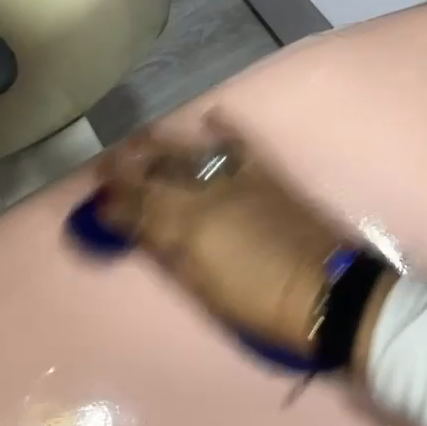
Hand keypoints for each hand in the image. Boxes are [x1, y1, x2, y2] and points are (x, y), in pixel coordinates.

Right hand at [94, 117, 381, 367]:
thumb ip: (169, 255)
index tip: (97, 202)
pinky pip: (237, 142)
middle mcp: (205, 193)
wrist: (329, 294)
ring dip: (159, 146)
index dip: (113, 203)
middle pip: (155, 172)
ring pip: (187, 152)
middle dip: (125, 167)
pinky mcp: (265, 172)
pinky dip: (221, 129)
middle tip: (106, 163)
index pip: (135, 207)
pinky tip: (209, 119)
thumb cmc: (261, 306)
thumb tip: (140, 233)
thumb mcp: (204, 291)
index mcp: (186, 228)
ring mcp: (236, 178)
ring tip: (140, 139)